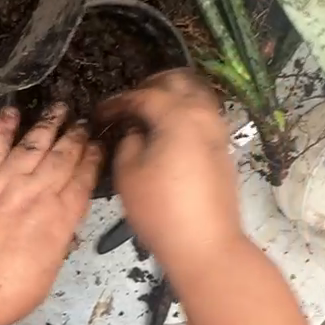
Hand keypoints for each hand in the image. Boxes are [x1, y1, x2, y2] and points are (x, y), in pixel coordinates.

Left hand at [0, 103, 99, 324]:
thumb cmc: (0, 295)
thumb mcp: (45, 277)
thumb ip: (55, 246)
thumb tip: (60, 230)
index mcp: (59, 221)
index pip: (83, 182)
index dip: (93, 162)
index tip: (99, 147)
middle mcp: (36, 196)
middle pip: (62, 158)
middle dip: (76, 137)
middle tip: (85, 122)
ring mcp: (5, 186)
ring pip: (33, 146)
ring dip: (49, 125)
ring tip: (60, 108)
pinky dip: (3, 128)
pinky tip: (11, 112)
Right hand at [95, 70, 245, 279]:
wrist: (204, 244)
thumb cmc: (160, 210)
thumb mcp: (128, 174)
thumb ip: (128, 142)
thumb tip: (136, 130)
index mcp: (178, 115)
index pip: (143, 95)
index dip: (118, 102)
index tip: (100, 113)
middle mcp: (203, 114)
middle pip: (179, 80)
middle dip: (150, 86)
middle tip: (128, 102)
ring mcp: (218, 131)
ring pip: (197, 95)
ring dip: (172, 96)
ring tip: (149, 114)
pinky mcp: (223, 149)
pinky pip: (203, 116)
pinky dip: (185, 113)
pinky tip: (168, 133)